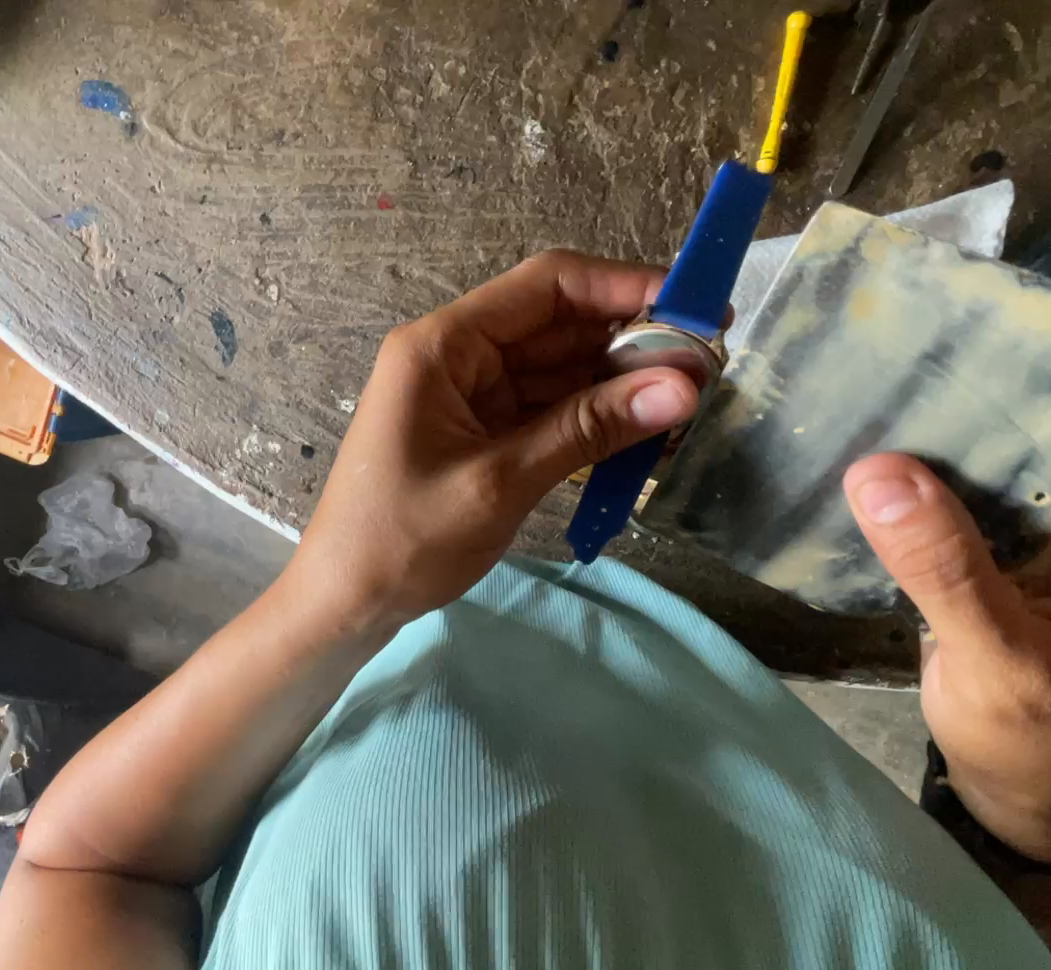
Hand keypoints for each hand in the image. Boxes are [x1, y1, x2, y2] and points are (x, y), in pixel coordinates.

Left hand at [286, 250, 701, 624]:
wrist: (345, 602)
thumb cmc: (404, 539)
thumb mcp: (501, 481)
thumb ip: (590, 429)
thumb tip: (685, 385)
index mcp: (442, 346)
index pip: (545, 286)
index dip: (623, 288)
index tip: (695, 309)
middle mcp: (455, 358)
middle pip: (556, 327)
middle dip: (628, 344)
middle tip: (705, 371)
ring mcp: (468, 398)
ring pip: (556, 372)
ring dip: (615, 387)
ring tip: (685, 406)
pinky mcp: (479, 435)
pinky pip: (544, 412)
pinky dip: (589, 422)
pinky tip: (640, 435)